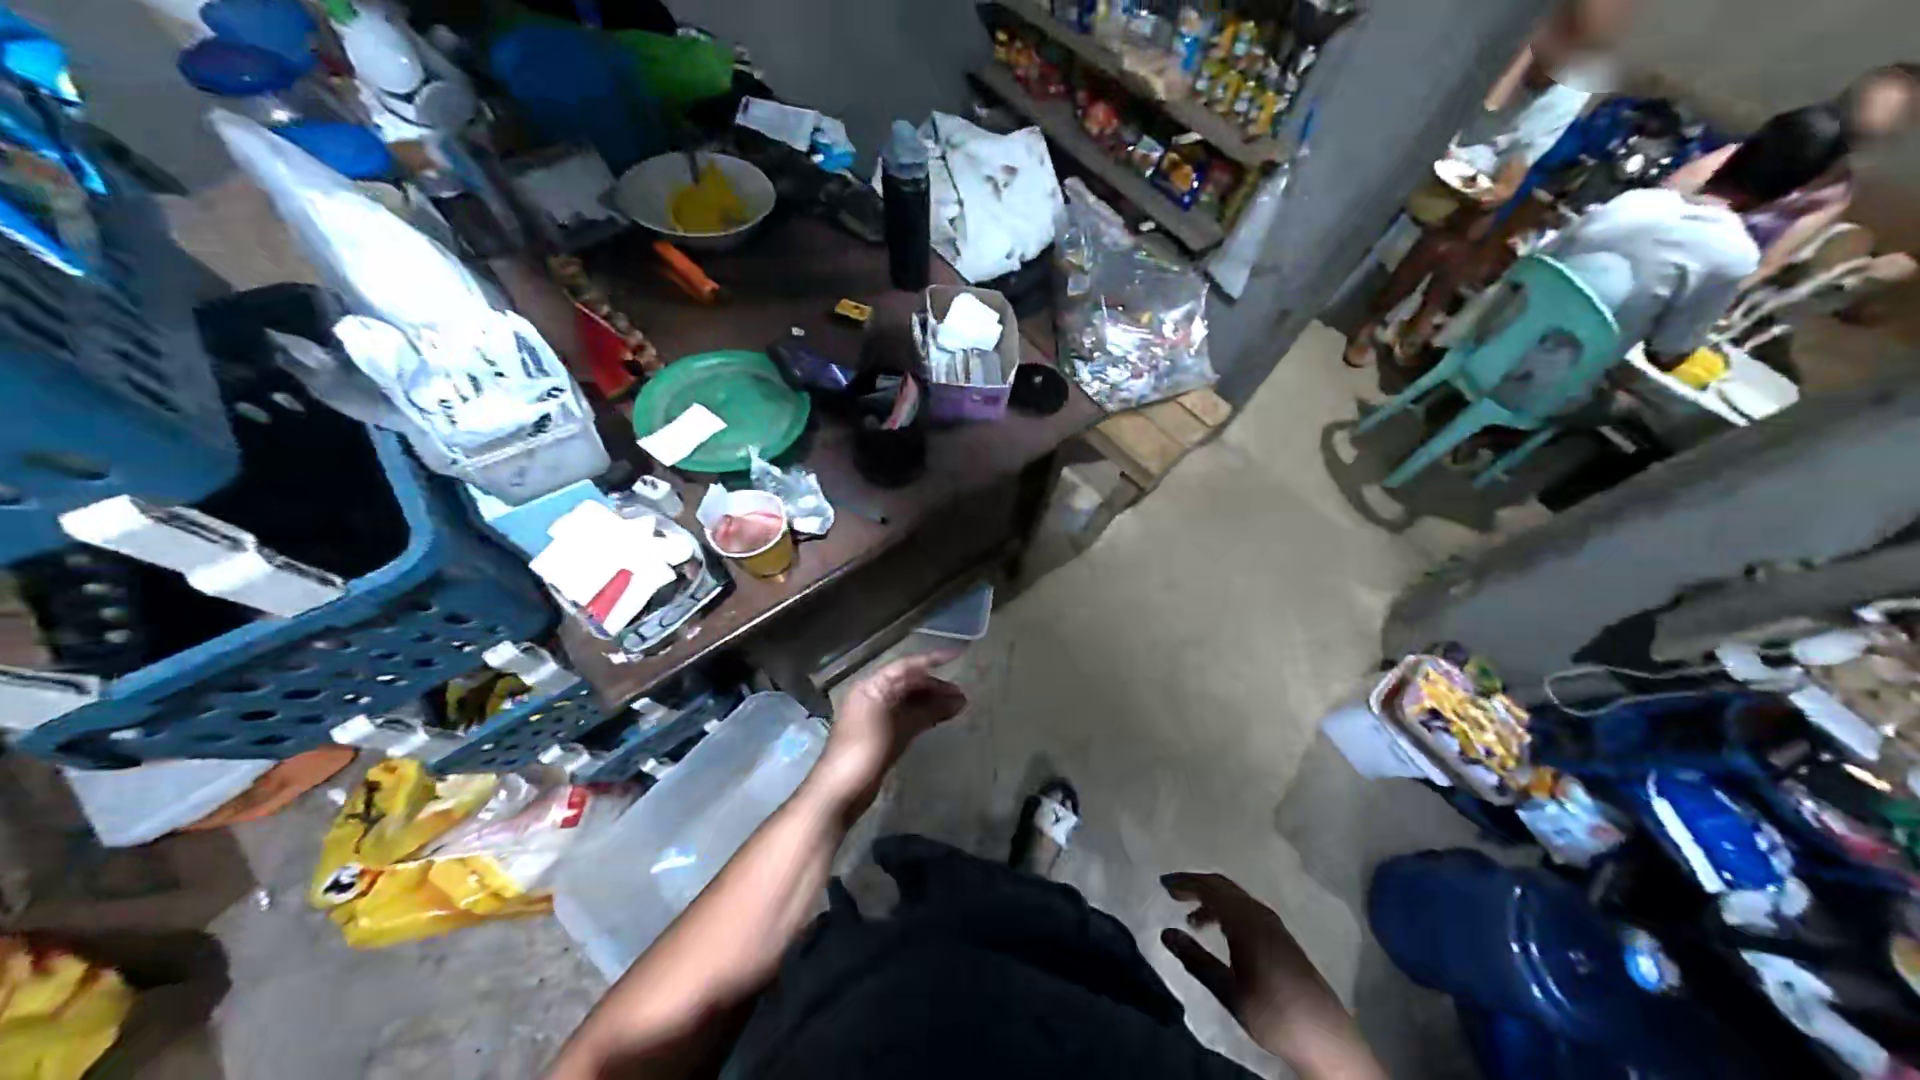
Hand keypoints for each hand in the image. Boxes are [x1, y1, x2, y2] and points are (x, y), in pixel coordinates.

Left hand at [806, 652, 966, 811]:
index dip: (931, 659)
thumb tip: (958, 699)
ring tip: (960, 705)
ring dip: (934, 701)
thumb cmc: (864, 751)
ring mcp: (879, 717)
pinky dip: (926, 716)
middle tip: (962, 693)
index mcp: (871, 687)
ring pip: (911, 702)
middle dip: (936, 685)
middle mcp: (875, 697)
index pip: (906, 666)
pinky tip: (943, 717)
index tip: (957, 656)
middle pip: (910, 684)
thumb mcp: (896, 727)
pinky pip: (909, 718)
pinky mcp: (884, 736)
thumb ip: (925, 711)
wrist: (841, 791)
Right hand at [1161, 873, 1382, 1077]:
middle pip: (1224, 887)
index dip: (1186, 882)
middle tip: (1172, 892)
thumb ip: (1195, 959)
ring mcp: (1275, 927)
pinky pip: (1247, 911)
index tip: (1163, 885)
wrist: (1326, 1040)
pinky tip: (1220, 933)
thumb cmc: (1273, 1014)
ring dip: (1212, 901)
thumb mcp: (1228, 991)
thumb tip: (1166, 933)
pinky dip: (1227, 912)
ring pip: (1236, 899)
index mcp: (1247, 922)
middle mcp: (1261, 916)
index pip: (1211, 888)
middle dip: (1197, 885)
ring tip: (1191, 919)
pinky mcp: (1282, 940)